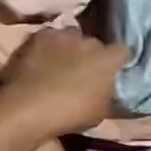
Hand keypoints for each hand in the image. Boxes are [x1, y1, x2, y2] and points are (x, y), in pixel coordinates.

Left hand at [0, 30, 129, 135]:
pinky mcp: (40, 35)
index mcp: (107, 60)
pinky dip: (47, 45)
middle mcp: (89, 41)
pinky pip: (50, 36)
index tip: (112, 70)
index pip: (123, 51)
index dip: (117, 60)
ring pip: (72, 36)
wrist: (28, 106)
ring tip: (58, 63)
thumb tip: (108, 88)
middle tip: (81, 71)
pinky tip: (40, 59)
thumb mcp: (99, 112)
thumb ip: (108, 94)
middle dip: (91, 54)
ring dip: (69, 47)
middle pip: (95, 43)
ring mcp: (63, 35)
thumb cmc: (69, 115)